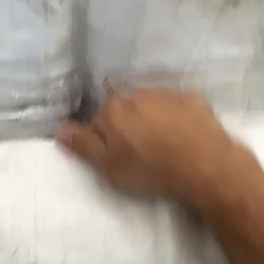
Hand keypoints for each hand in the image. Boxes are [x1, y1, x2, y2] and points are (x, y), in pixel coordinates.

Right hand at [57, 89, 258, 207]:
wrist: (202, 164)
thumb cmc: (150, 168)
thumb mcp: (108, 166)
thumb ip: (83, 145)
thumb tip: (60, 130)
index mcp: (113, 110)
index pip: (98, 122)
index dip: (104, 142)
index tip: (116, 158)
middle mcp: (137, 94)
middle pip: (125, 111)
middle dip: (128, 127)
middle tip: (139, 154)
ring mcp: (167, 94)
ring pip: (151, 106)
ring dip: (152, 120)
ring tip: (163, 146)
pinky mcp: (193, 99)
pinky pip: (178, 106)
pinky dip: (177, 117)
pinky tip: (183, 136)